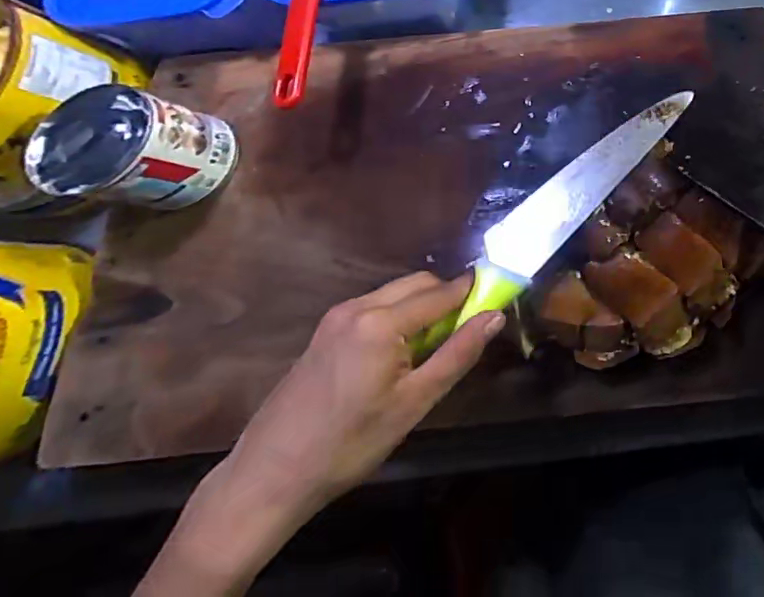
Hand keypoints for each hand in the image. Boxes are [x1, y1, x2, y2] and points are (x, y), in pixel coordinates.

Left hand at [139, 273, 501, 595]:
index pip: (444, 292)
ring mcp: (335, 318)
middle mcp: (357, 308)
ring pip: (397, 294)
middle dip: (448, 299)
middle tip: (462, 334)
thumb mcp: (415, 402)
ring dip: (422, 308)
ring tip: (429, 350)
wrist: (266, 480)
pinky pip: (375, 308)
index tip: (497, 304)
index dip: (475, 295)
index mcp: (382, 322)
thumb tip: (495, 315)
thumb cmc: (349, 443)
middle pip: (420, 284)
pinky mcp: (323, 333)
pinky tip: (397, 356)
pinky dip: (398, 317)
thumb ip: (459, 352)